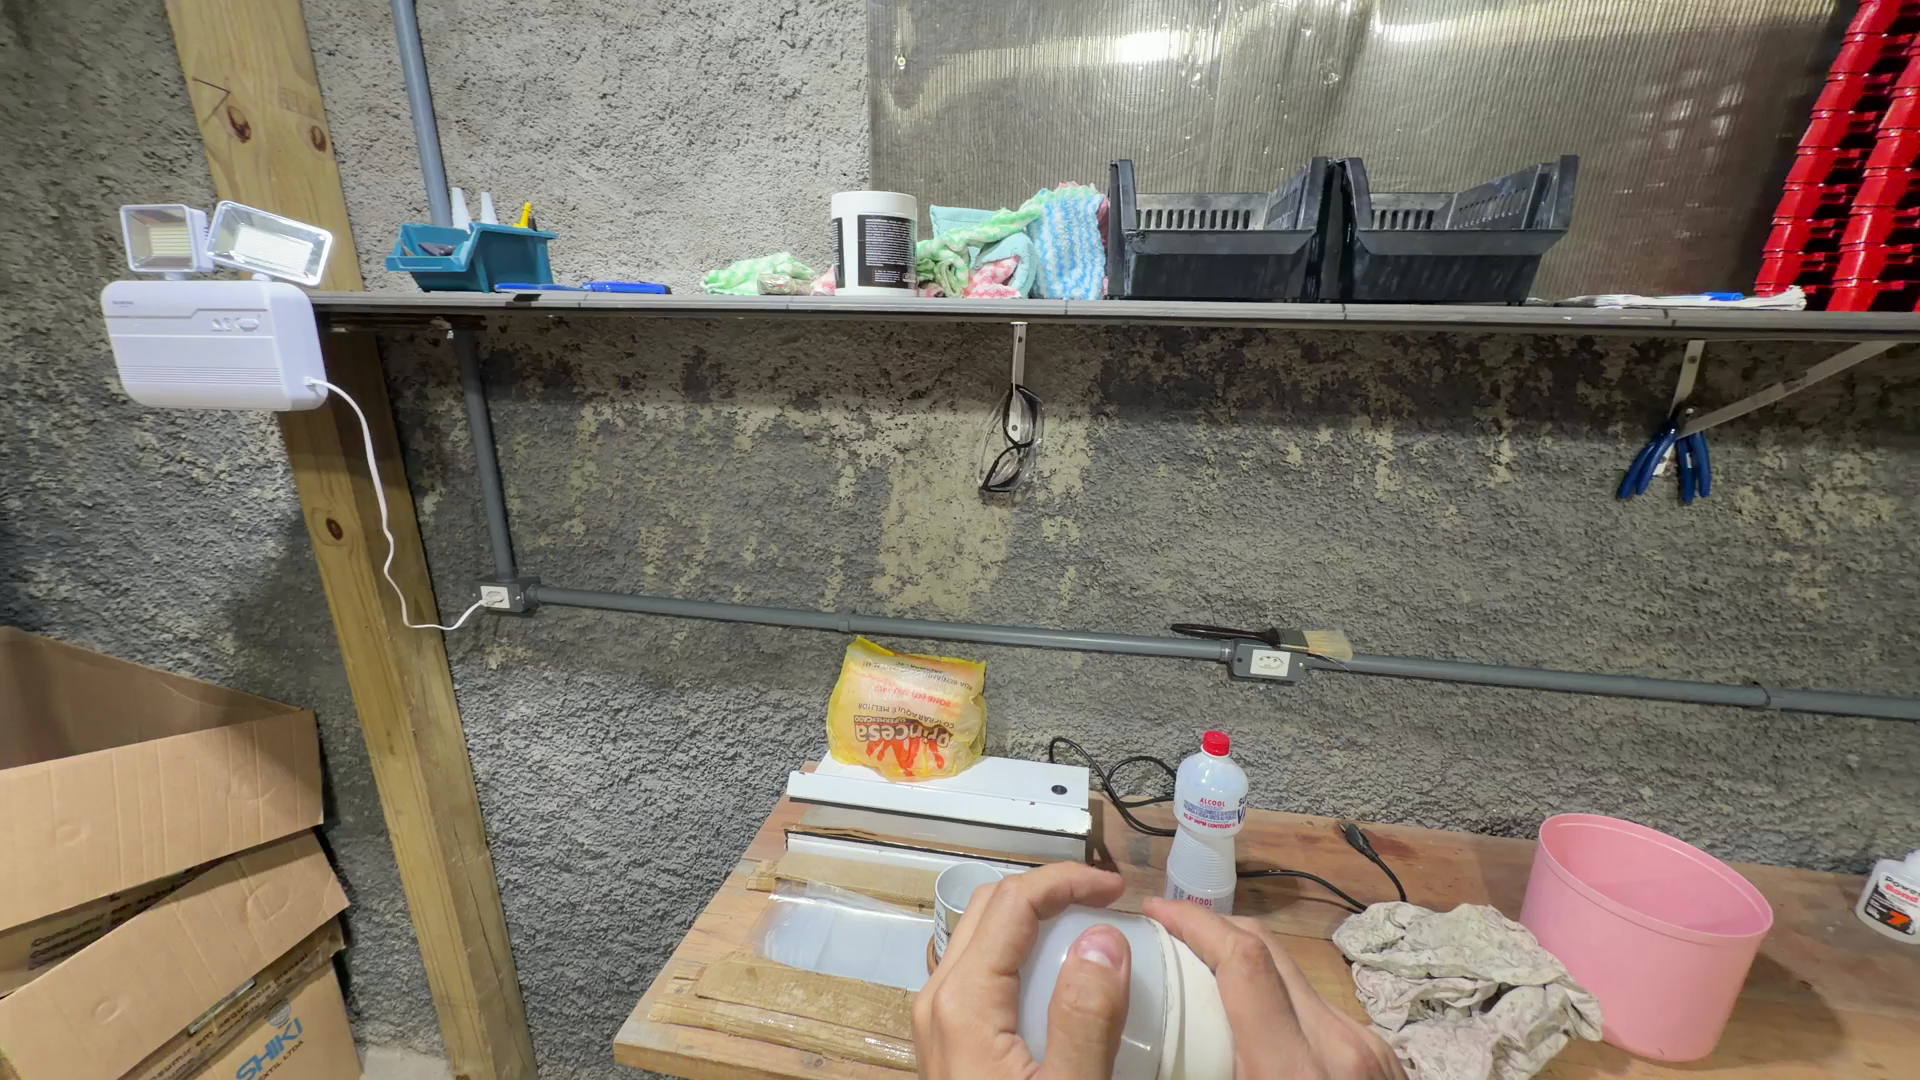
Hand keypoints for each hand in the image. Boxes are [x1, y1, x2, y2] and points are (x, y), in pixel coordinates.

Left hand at [915, 863, 1131, 1078]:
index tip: (1117, 888)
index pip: (1013, 903)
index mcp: (963, 1000)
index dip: (1066, 881)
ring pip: (984, 931)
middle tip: (1106, 900)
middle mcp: (940, 995)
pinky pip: (983, 964)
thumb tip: (1101, 936)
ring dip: (1036, 915)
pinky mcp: (948, 1034)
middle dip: (1051, 890)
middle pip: (993, 906)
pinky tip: (1058, 970)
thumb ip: (1084, 1018)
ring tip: (1088, 923)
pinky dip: (1023, 946)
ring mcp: (938, 1015)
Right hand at [1143, 897, 1405, 1079]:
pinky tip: (1251, 1014)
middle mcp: (1343, 1046)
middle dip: (1211, 925)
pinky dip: (1273, 992)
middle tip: (1167, 932)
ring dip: (1241, 957)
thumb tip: (1145, 1052)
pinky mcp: (1386, 1061)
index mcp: (1298, 1072)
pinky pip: (1315, 1005)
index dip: (1193, 921)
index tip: (1153, 911)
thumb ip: (1198, 1070)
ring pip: (1292, 972)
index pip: (1244, 958)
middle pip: (1267, 947)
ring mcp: (1372, 1050)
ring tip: (1201, 970)